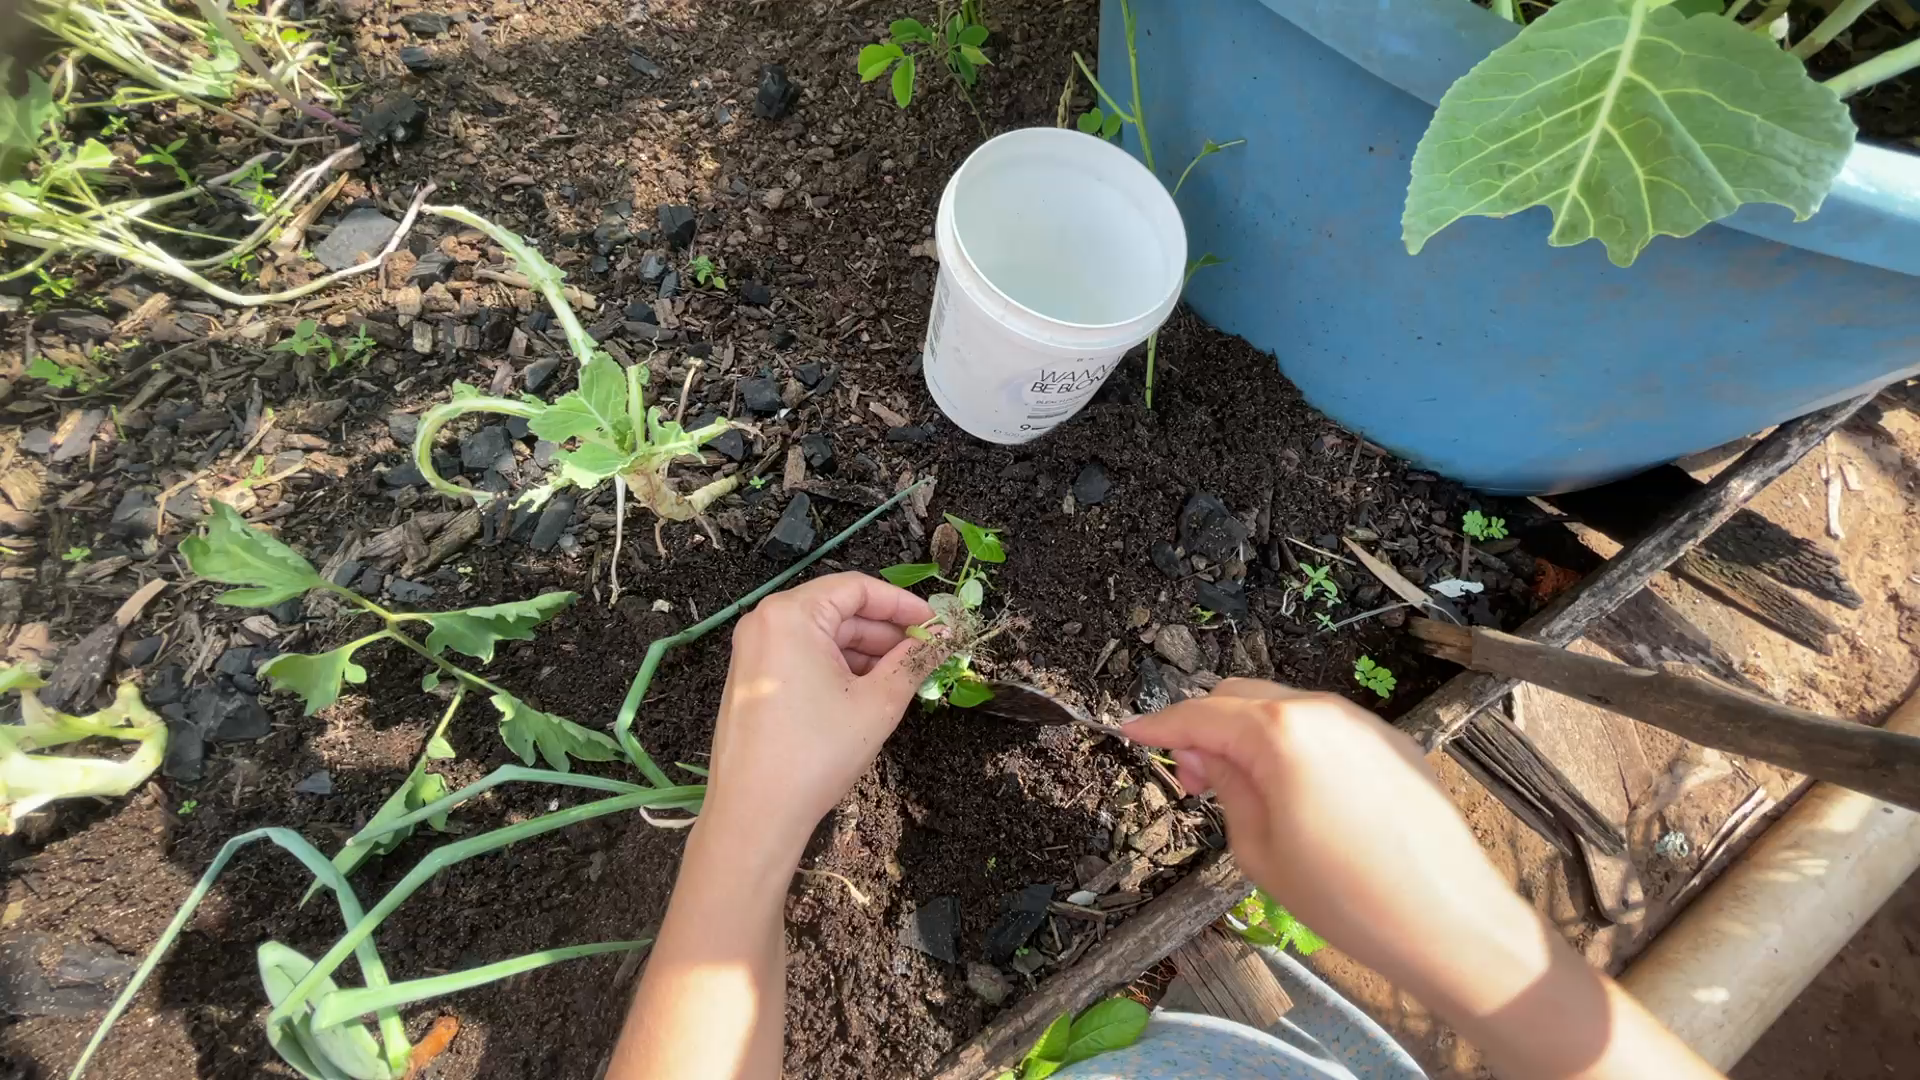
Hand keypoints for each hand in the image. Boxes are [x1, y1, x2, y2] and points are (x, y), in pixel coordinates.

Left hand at [703, 572, 936, 851]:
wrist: (755, 816)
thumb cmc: (817, 752)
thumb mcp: (878, 702)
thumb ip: (914, 660)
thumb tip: (945, 636)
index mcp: (791, 614)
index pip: (858, 588)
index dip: (902, 604)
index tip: (935, 624)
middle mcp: (765, 622)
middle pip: (839, 609)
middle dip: (886, 630)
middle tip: (925, 653)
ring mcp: (754, 651)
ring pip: (824, 634)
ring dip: (866, 650)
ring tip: (903, 675)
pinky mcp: (752, 678)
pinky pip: (804, 655)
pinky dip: (838, 665)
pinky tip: (868, 689)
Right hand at [1121, 679, 1543, 1010]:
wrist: (1458, 928)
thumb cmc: (1350, 899)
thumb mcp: (1259, 849)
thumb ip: (1223, 787)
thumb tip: (1204, 756)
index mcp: (1278, 734)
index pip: (1198, 715)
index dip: (1158, 725)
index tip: (1130, 731)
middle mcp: (1317, 710)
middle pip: (1234, 697)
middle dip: (1203, 728)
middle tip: (1196, 780)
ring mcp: (1358, 720)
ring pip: (1275, 704)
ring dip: (1244, 732)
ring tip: (1245, 788)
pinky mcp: (1387, 738)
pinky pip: (1316, 722)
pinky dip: (1286, 739)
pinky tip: (1295, 788)